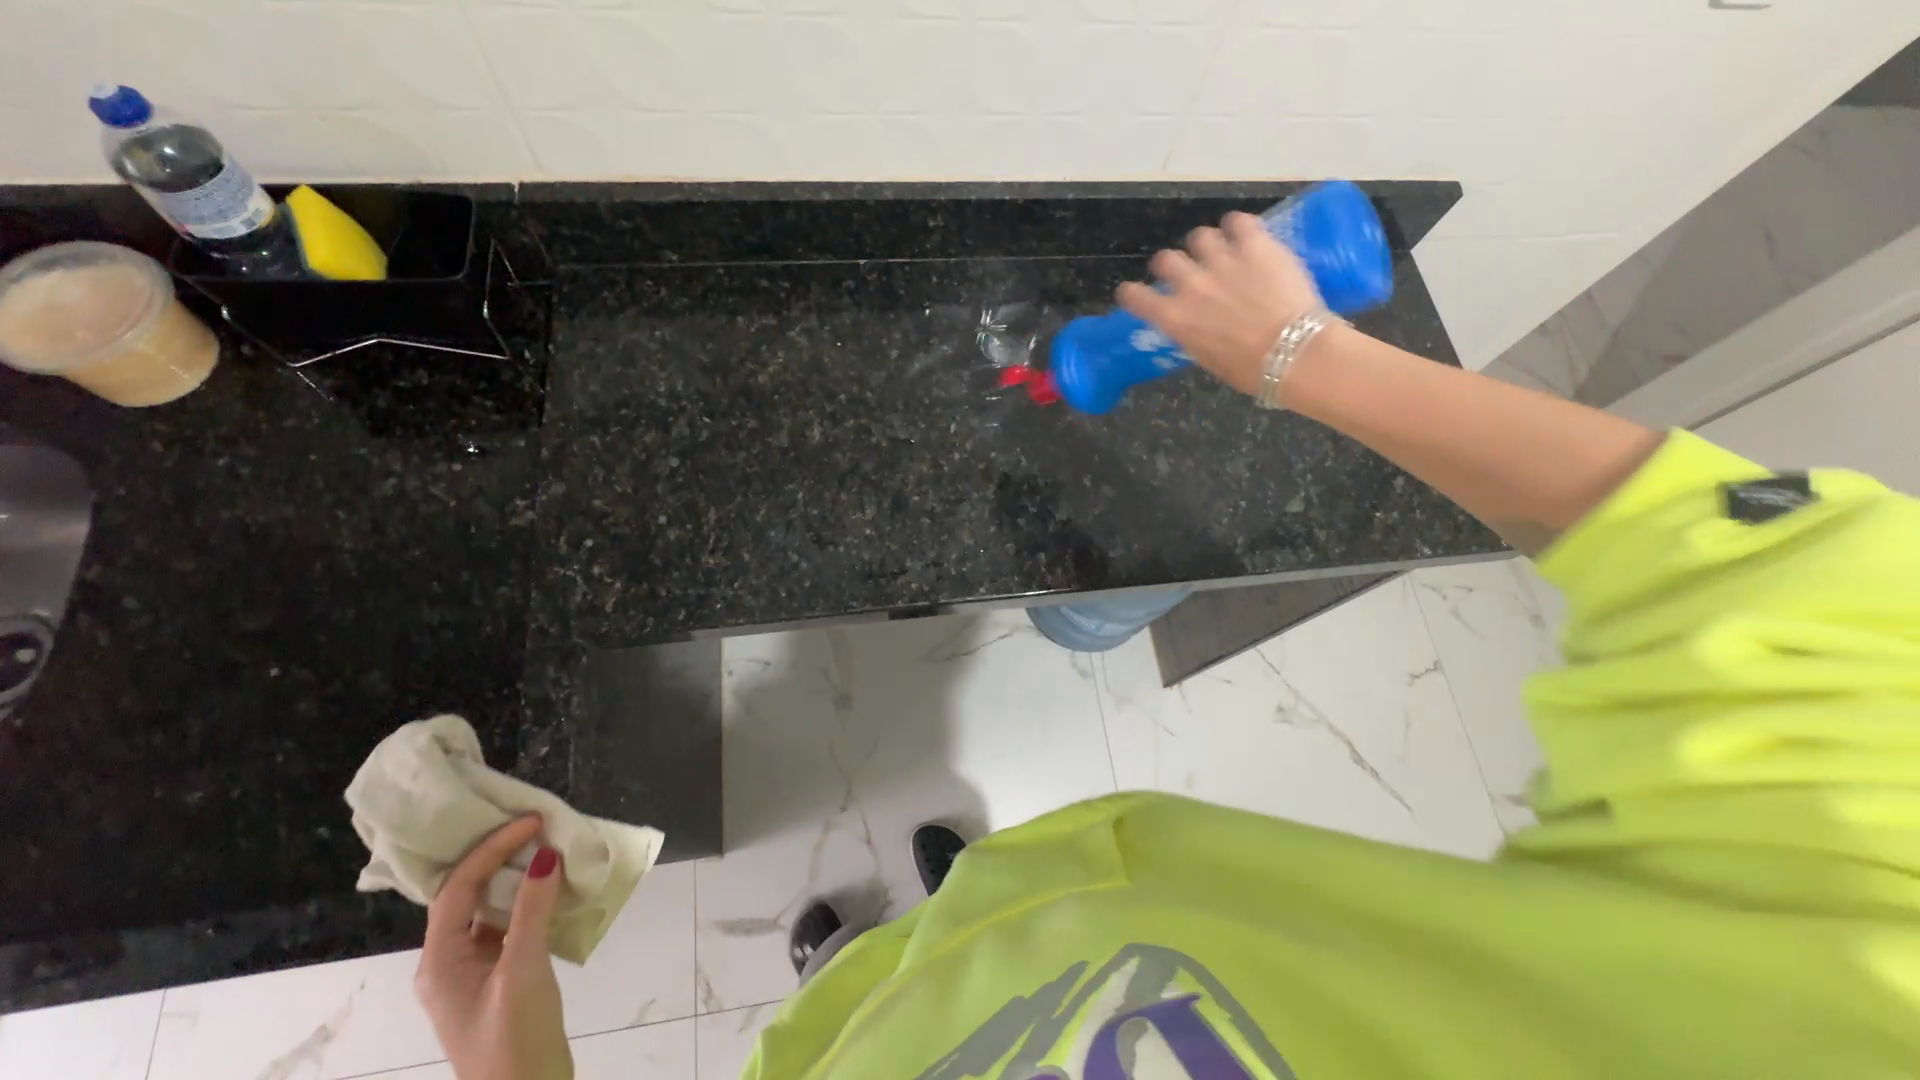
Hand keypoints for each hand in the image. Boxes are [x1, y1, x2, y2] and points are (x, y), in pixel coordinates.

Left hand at [415, 815, 571, 1079]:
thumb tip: (546, 854)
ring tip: (550, 850)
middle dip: (500, 858)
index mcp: (439, 962)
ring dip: (517, 880)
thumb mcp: (524, 972)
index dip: (492, 849)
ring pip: (489, 911)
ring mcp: (474, 974)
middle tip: (537, 827)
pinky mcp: (499, 982)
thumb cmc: (515, 1039)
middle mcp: (448, 963)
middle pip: (467, 895)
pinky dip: (530, 905)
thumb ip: (532, 912)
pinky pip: (508, 929)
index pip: (458, 888)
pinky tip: (555, 893)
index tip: (531, 822)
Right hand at [1116, 211, 1332, 398]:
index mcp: (1174, 318)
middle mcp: (1191, 284)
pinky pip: (1238, 221)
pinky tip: (1243, 234)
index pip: (1134, 296)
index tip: (1136, 292)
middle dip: (1172, 264)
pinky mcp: (1254, 245)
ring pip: (1200, 236)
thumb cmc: (1251, 370)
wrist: (1294, 353)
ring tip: (1220, 250)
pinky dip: (1237, 226)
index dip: (1132, 292)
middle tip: (1186, 270)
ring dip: (1206, 244)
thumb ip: (1193, 332)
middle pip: (1165, 259)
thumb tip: (1195, 322)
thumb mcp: (1207, 357)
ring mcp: (1222, 260)